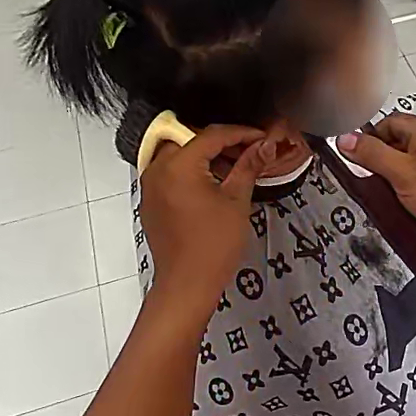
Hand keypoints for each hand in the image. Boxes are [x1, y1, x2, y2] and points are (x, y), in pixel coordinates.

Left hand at [137, 124, 270, 309]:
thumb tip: (265, 145)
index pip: (212, 135)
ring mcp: (150, 184)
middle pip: (190, 137)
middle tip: (249, 150)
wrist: (188, 282)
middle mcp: (157, 168)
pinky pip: (170, 170)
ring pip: (178, 152)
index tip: (262, 138)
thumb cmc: (214, 244)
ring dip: (205, 153)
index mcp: (179, 165)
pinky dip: (191, 168)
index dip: (241, 133)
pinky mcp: (151, 199)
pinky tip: (214, 182)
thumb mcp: (237, 200)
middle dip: (221, 140)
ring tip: (235, 165)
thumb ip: (249, 166)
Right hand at [335, 113, 415, 254]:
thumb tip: (346, 139)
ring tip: (396, 197)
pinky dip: (414, 187)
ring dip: (399, 177)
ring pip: (412, 160)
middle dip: (383, 161)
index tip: (357, 161)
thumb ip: (372, 155)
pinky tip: (413, 204)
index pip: (386, 122)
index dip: (368, 141)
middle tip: (377, 183)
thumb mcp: (401, 175)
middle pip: (398, 141)